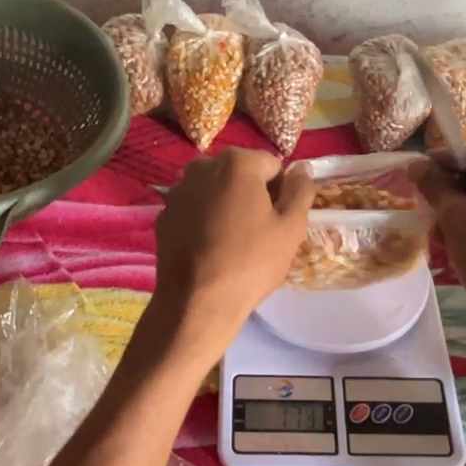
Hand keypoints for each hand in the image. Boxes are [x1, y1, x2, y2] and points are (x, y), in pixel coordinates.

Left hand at [151, 147, 313, 350]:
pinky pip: (194, 210)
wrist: (196, 302)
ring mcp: (177, 191)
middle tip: (259, 233)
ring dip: (227, 206)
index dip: (282, 193)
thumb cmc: (250, 262)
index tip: (279, 221)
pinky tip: (210, 249)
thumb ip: (301, 190)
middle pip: (240, 174)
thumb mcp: (291, 228)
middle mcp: (202, 167)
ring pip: (215, 191)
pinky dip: (204, 221)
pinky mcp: (164, 216)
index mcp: (236, 162)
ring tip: (234, 242)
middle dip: (253, 196)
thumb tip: (302, 170)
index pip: (273, 166)